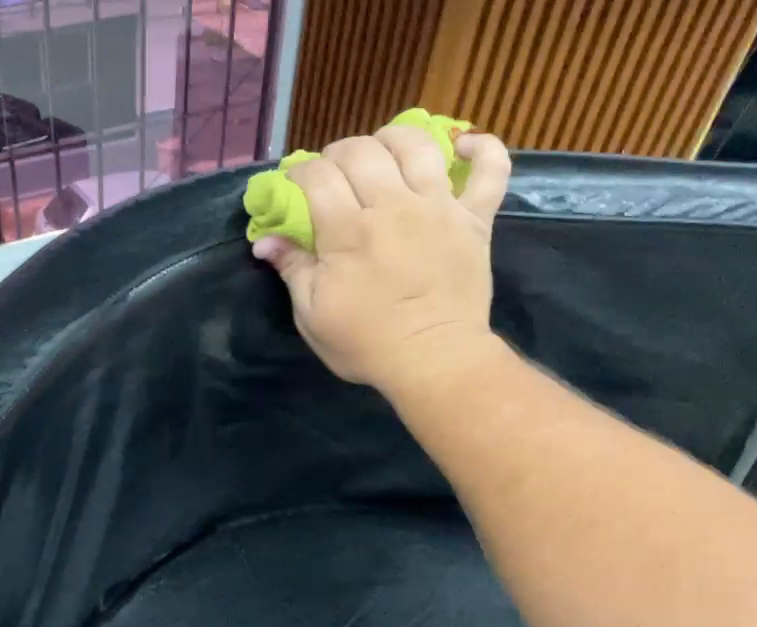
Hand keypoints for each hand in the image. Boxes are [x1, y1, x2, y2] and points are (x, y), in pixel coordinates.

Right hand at [252, 125, 510, 391]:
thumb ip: (292, 270)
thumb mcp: (312, 315)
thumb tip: (265, 241)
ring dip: (394, 137)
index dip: (298, 173)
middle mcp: (393, 206)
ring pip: (418, 145)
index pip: (317, 176)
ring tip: (382, 150)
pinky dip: (482, 148)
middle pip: (362, 151)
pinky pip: (491, 168)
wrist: (433, 359)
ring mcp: (439, 207)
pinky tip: (463, 144)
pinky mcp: (475, 218)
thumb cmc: (364, 343)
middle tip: (331, 172)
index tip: (291, 186)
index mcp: (347, 231)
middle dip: (338, 153)